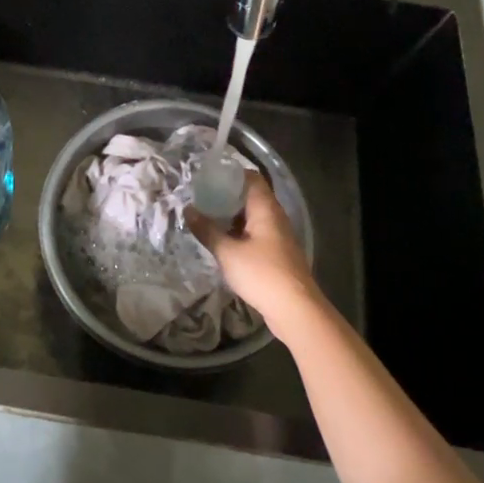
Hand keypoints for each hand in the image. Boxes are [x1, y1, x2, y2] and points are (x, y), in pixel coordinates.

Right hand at [186, 171, 325, 338]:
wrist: (295, 309)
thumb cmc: (261, 273)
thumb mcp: (227, 252)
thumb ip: (207, 229)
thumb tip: (188, 210)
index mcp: (266, 208)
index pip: (251, 177)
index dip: (230, 173)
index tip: (207, 176)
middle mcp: (275, 216)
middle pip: (251, 196)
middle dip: (226, 195)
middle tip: (200, 197)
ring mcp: (278, 235)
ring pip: (252, 216)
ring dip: (231, 216)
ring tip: (206, 216)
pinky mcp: (277, 253)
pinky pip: (256, 233)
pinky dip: (239, 232)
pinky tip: (222, 240)